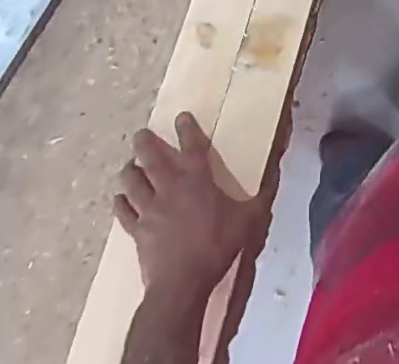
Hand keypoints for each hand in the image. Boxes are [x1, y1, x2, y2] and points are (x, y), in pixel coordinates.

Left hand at [114, 113, 276, 299]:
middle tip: (141, 134)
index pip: (192, 146)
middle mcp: (170, 188)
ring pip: (132, 182)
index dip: (187, 129)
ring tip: (130, 164)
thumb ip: (264, 193)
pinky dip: (121, 201)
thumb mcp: (251, 217)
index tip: (181, 116)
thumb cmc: (218, 245)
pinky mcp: (137, 231)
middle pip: (152, 159)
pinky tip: (120, 198)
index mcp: (198, 180)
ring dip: (130, 170)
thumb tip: (278, 172)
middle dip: (145, 143)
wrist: (182, 284)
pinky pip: (124, 211)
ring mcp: (150, 210)